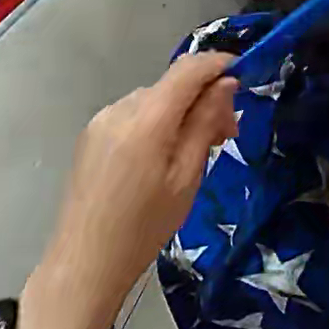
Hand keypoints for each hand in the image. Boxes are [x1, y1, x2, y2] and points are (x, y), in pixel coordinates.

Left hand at [15, 52, 237, 328]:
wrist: (83, 264)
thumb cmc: (145, 226)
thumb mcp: (187, 176)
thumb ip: (205, 123)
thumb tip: (225, 84)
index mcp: (147, 119)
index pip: (188, 69)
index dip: (219, 64)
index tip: (245, 74)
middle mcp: (121, 109)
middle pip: (174, 84)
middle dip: (206, 98)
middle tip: (228, 134)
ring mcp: (102, 120)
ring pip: (156, 98)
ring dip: (183, 111)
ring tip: (198, 149)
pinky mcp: (92, 135)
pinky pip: (136, 114)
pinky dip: (160, 122)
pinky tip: (166, 154)